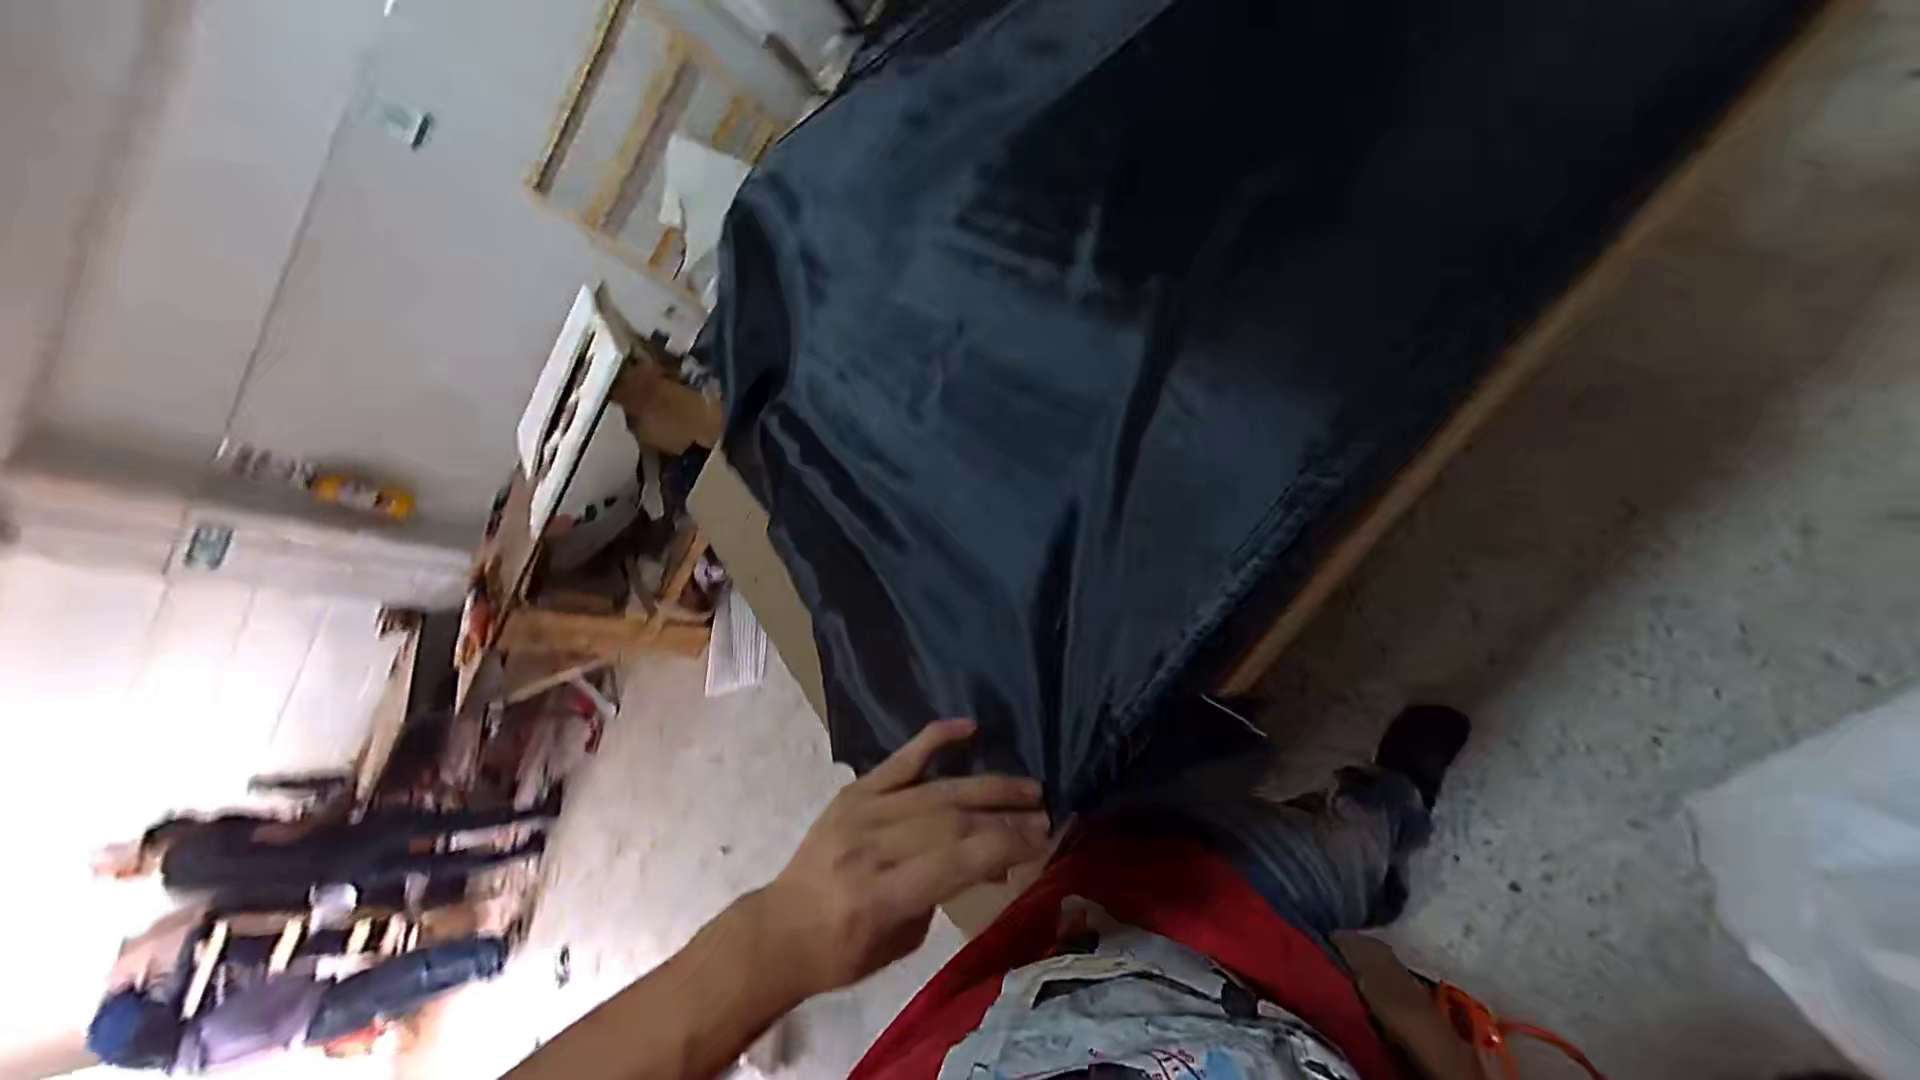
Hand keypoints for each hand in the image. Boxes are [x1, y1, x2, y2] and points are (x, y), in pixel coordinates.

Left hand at [758, 719, 1050, 997]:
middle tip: (1044, 814)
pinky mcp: (855, 791)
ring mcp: (861, 811)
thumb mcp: (903, 939)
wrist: (781, 929)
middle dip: (1005, 816)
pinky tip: (969, 727)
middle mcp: (872, 846)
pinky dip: (935, 738)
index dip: (1005, 846)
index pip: (957, 860)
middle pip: (952, 820)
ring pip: (937, 791)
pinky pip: (900, 759)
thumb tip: (994, 858)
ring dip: (988, 787)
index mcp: (881, 895)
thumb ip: (946, 892)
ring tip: (1027, 787)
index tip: (1043, 839)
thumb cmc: (844, 951)